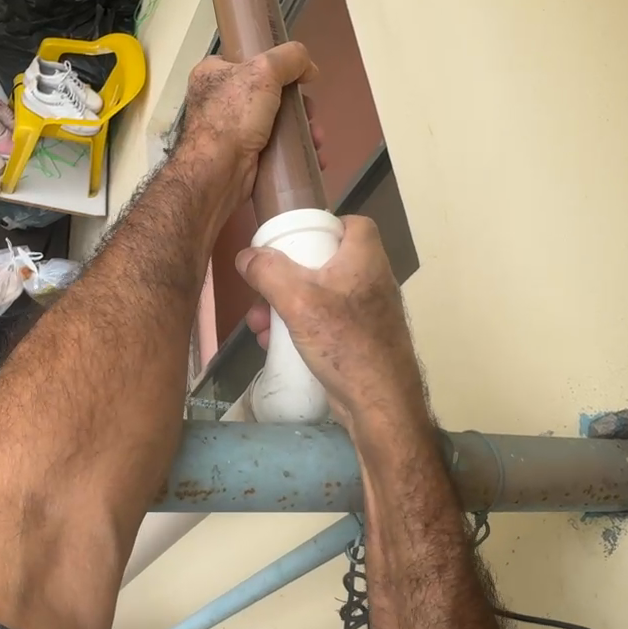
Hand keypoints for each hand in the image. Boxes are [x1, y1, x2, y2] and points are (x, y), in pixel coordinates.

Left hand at [176, 42, 321, 202]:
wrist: (218, 173)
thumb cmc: (234, 116)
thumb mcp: (264, 71)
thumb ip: (290, 58)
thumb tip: (309, 68)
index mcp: (212, 73)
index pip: (246, 59)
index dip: (275, 65)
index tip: (297, 76)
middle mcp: (218, 100)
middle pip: (269, 93)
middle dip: (298, 105)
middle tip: (310, 113)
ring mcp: (231, 130)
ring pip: (276, 122)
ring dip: (302, 129)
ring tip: (316, 139)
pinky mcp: (243, 157)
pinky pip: (276, 148)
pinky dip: (296, 150)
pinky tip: (314, 156)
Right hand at [236, 216, 426, 428]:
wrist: (380, 404)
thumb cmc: (344, 343)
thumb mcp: (298, 301)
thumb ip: (269, 272)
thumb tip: (247, 255)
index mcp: (365, 258)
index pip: (353, 224)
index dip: (324, 226)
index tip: (295, 239)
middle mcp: (372, 280)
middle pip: (325, 262)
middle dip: (287, 276)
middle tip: (262, 291)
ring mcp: (368, 312)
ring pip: (321, 295)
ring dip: (287, 305)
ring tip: (260, 324)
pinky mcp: (362, 340)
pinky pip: (325, 322)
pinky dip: (301, 326)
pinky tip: (274, 343)